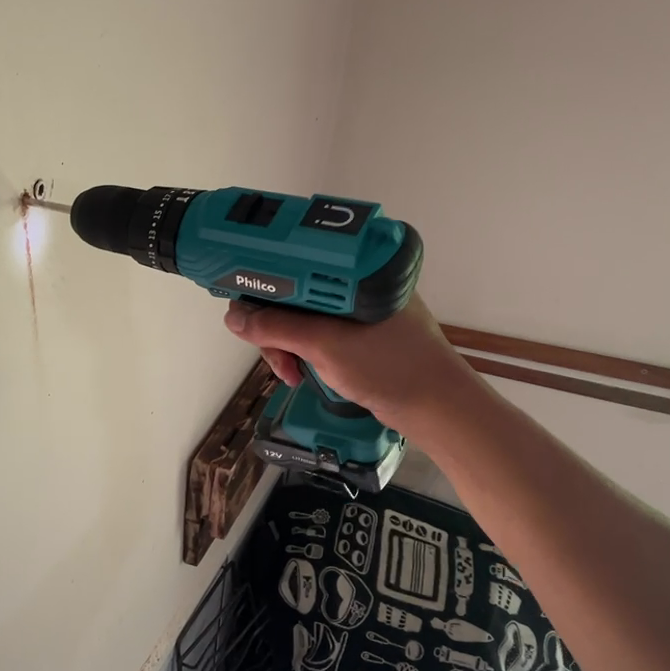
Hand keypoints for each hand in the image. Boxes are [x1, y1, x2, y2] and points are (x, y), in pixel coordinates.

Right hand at [223, 295, 476, 425]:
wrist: (436, 407)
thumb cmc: (388, 368)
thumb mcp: (323, 346)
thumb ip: (275, 329)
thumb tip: (233, 318)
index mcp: (359, 270)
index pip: (297, 262)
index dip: (265, 281)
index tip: (245, 303)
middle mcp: (359, 284)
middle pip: (295, 295)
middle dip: (275, 328)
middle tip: (278, 356)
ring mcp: (359, 311)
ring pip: (302, 319)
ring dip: (286, 347)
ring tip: (291, 373)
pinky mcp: (360, 334)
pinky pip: (317, 335)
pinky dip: (303, 353)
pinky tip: (302, 374)